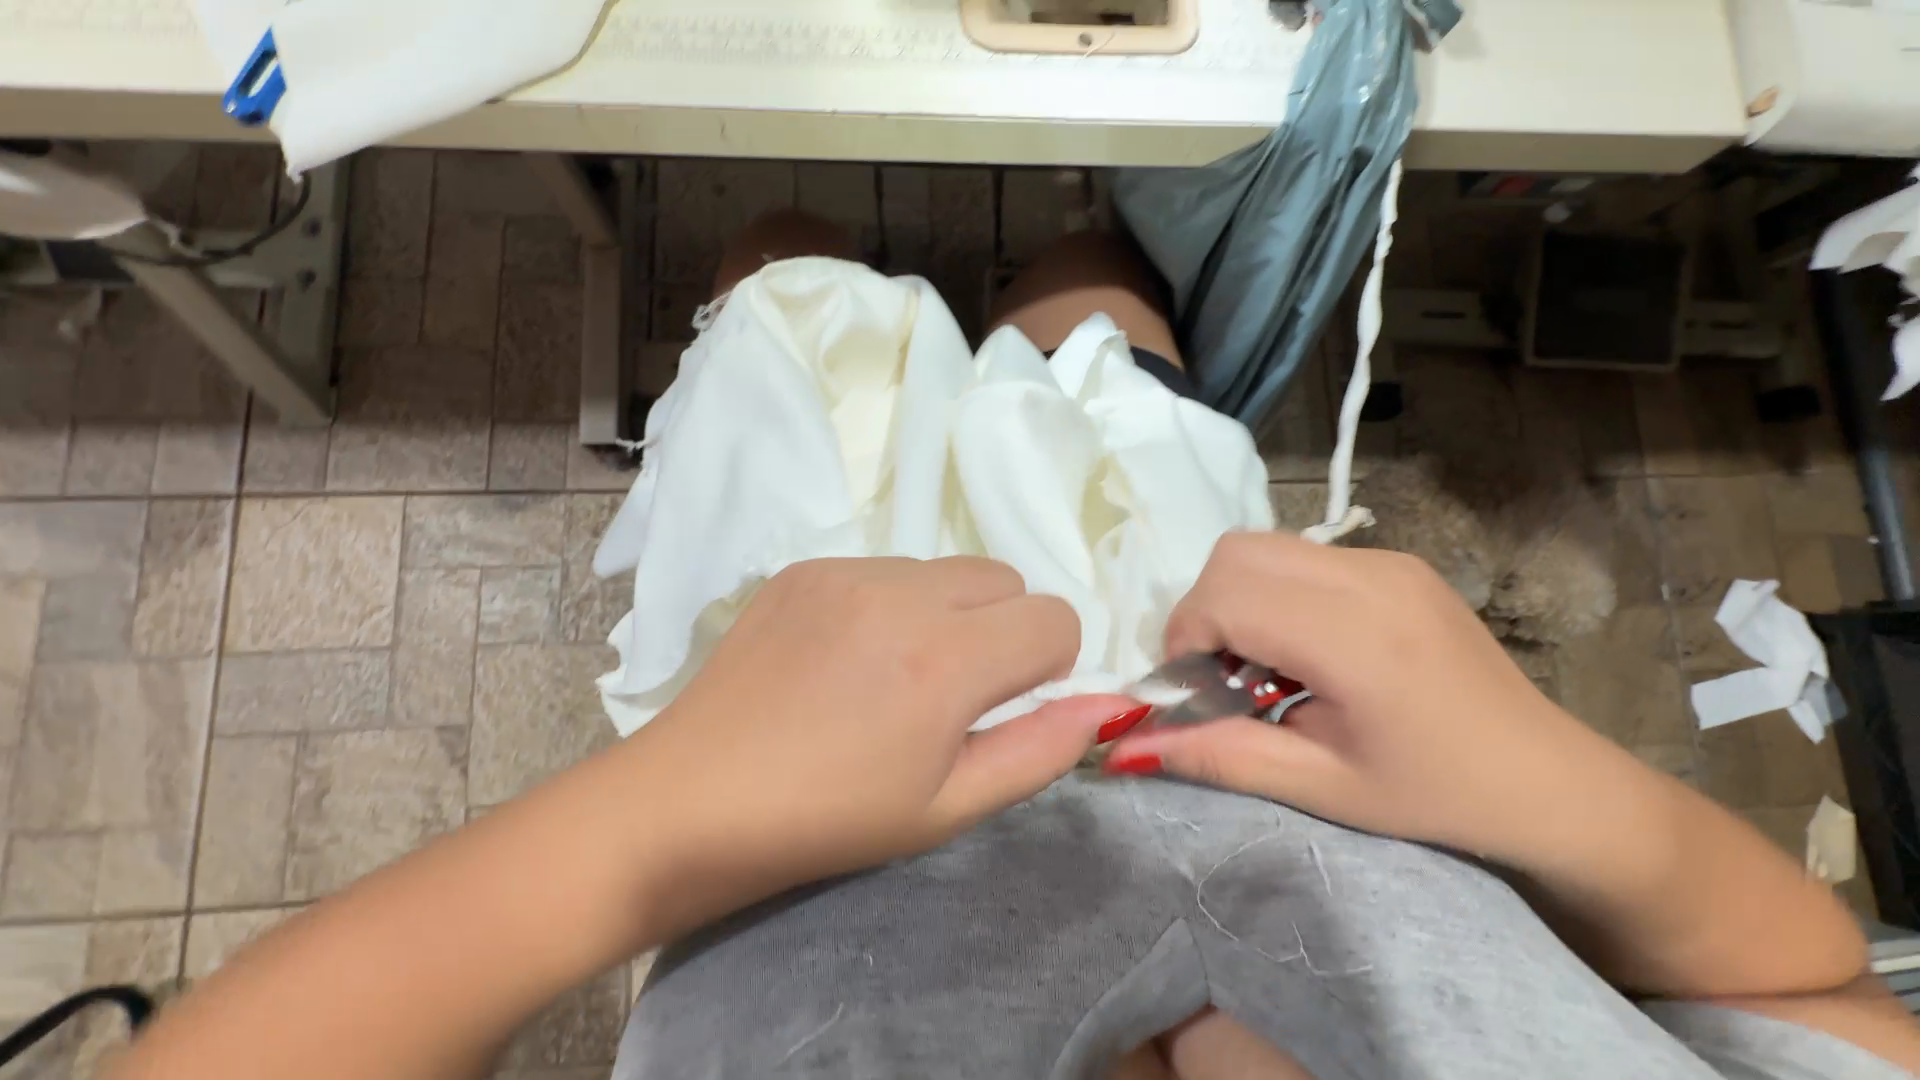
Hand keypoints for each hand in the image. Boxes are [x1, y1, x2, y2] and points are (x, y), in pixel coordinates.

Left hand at [624, 556, 1134, 926]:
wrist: (694, 800)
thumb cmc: (830, 821)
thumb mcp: (947, 808)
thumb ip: (1039, 751)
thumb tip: (1104, 705)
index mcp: (945, 660)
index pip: (1055, 618)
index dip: (1048, 665)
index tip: (1003, 704)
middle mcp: (902, 593)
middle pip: (1006, 579)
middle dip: (1004, 630)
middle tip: (952, 691)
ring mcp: (846, 571)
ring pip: (946, 570)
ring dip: (948, 613)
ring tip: (890, 674)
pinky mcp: (804, 568)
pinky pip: (886, 567)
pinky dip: (892, 604)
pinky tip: (844, 658)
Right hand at [1104, 531, 1630, 858]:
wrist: (1546, 778)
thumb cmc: (1432, 794)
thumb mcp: (1319, 787)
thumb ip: (1216, 755)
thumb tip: (1124, 745)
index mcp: (1356, 638)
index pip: (1224, 596)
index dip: (1184, 640)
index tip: (1196, 692)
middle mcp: (1371, 578)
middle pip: (1233, 554)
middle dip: (1203, 612)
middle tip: (1224, 676)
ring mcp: (1388, 562)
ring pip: (1261, 546)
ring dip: (1235, 598)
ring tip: (1263, 663)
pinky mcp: (1396, 562)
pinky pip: (1299, 555)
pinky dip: (1272, 592)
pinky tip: (1303, 649)